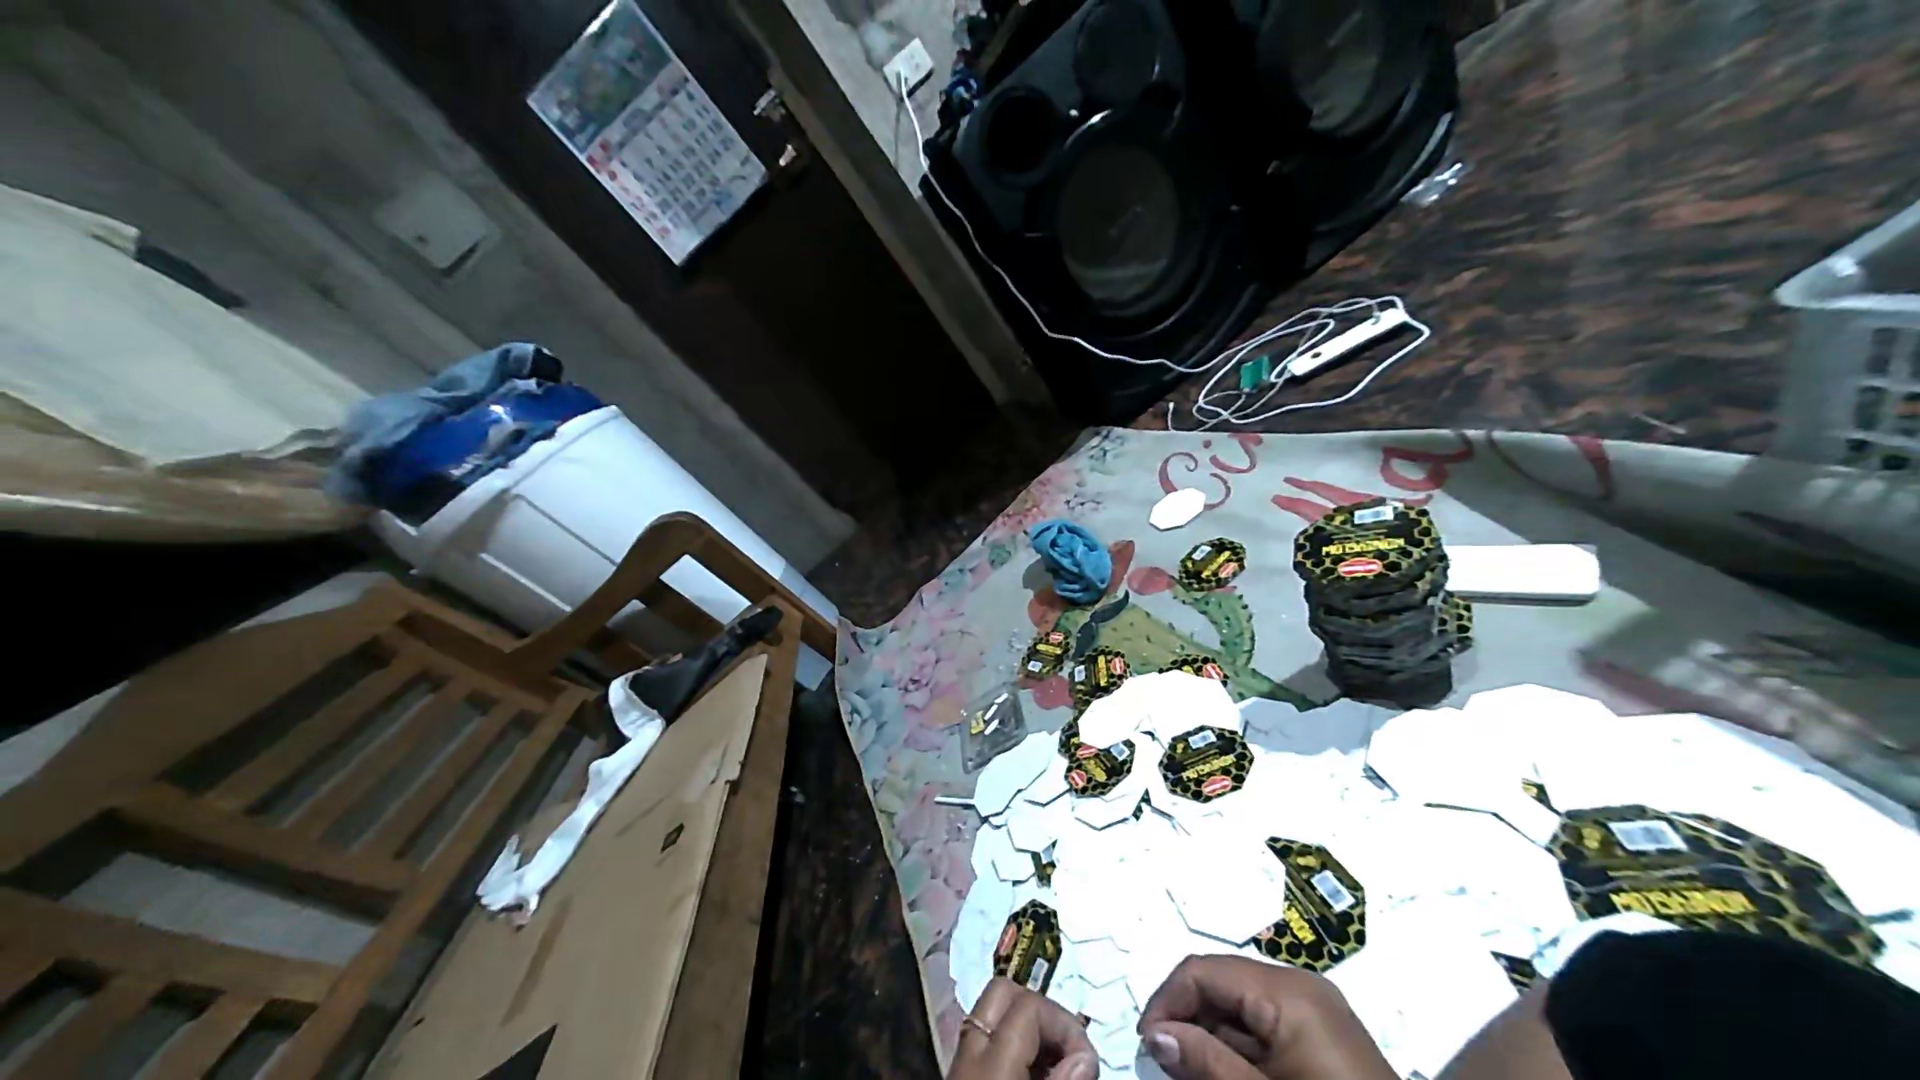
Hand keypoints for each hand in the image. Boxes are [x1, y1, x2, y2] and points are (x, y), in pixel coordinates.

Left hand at [949, 977, 1099, 1079]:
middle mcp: (968, 1048)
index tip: (1087, 1061)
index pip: (1029, 1004)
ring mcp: (959, 1061)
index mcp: (990, 1057)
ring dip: (1029, 1028)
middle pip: (1003, 992)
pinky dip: (1014, 1046)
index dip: (1064, 1023)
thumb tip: (1085, 1057)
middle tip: (1069, 1051)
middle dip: (1041, 1009)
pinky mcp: (960, 1075)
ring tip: (1057, 1065)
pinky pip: (987, 1040)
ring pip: (992, 1013)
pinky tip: (1036, 1074)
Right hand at [1137, 956, 1394, 1079]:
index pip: (1203, 970)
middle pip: (1220, 984)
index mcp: (1286, 991)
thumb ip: (1206, 1063)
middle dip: (1187, 1021)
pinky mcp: (1323, 1034)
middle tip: (1168, 1070)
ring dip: (1210, 1038)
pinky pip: (1265, 1026)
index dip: (1167, 1002)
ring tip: (1193, 1077)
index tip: (1148, 1048)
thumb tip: (1154, 1035)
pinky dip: (1240, 1048)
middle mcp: (1300, 985)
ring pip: (1239, 1006)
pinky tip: (1227, 1076)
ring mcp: (1315, 1009)